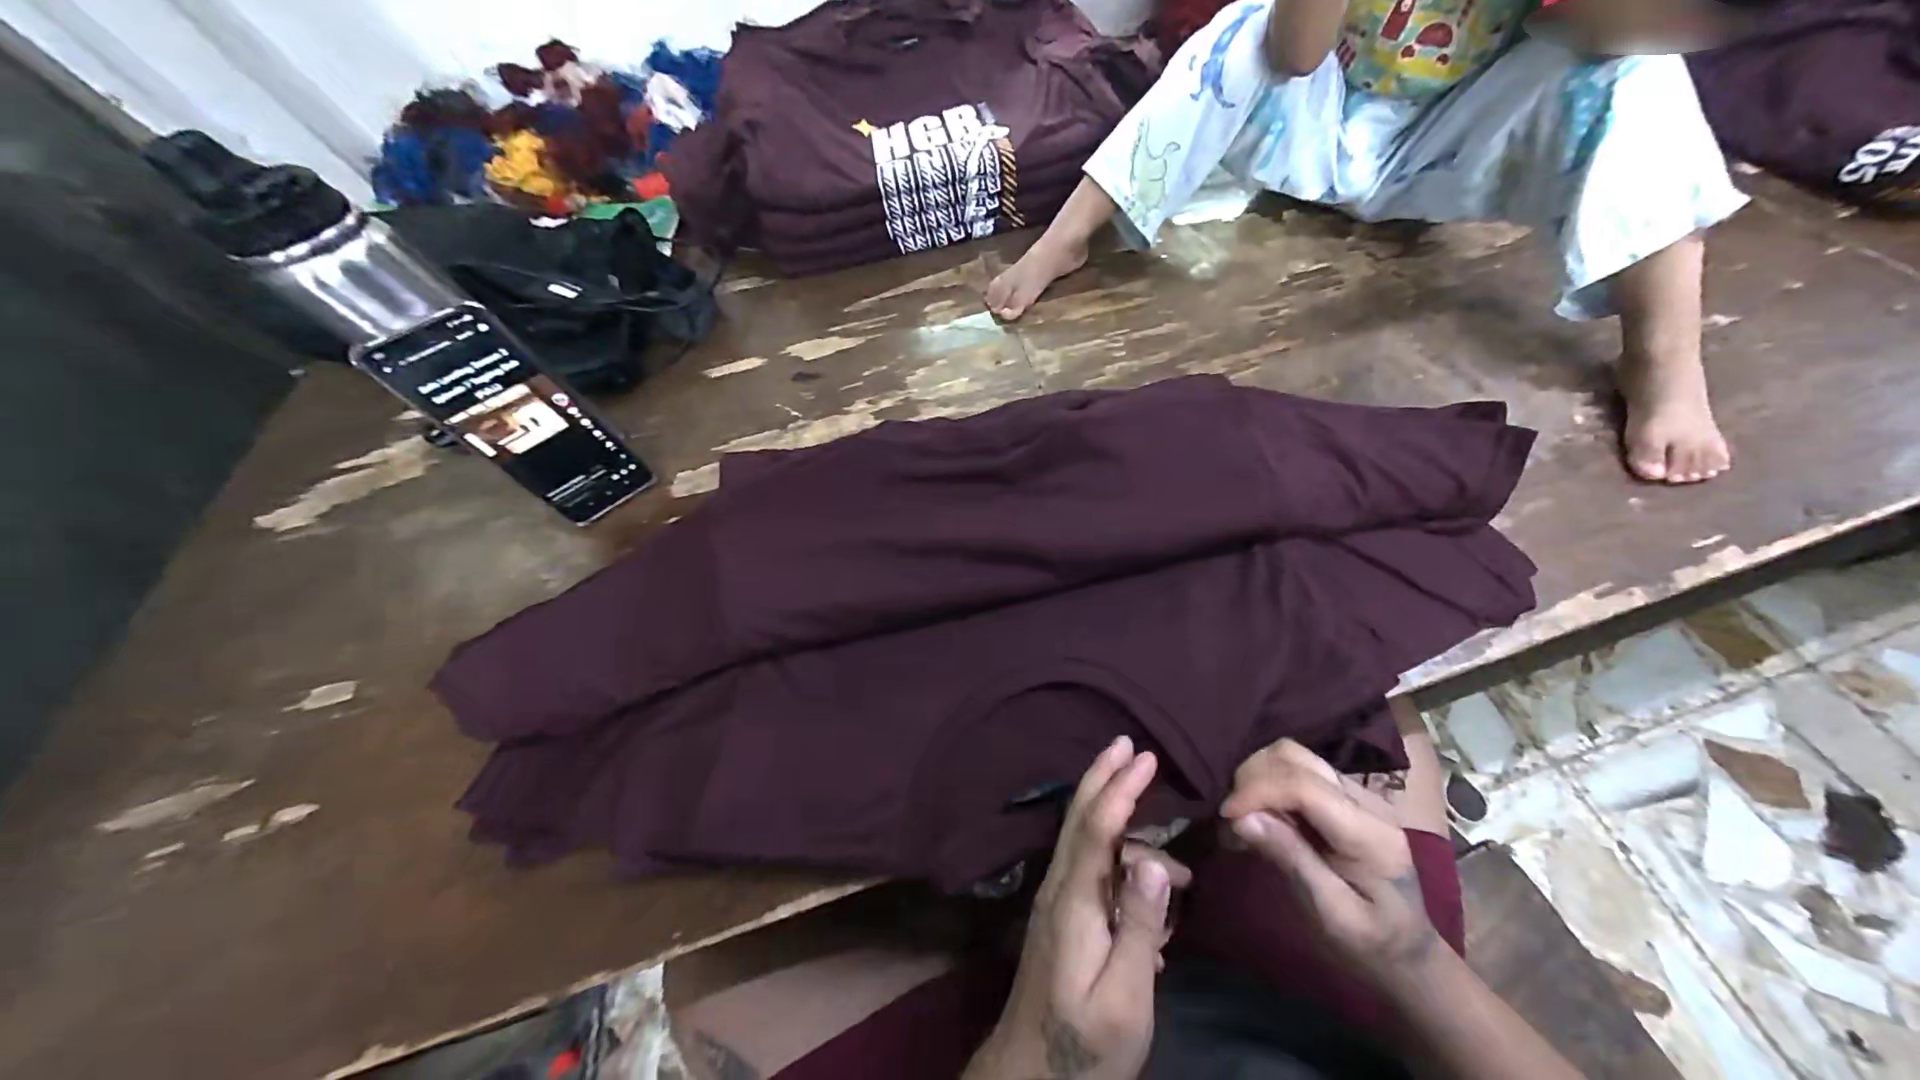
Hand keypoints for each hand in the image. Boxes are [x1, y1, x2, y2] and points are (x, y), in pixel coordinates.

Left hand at [967, 737, 1188, 1079]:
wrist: (1031, 1074)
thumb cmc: (1085, 1044)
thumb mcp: (1125, 997)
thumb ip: (1139, 927)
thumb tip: (1153, 861)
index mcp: (1074, 902)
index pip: (1096, 829)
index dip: (1119, 789)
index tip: (1143, 757)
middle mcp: (1059, 889)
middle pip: (1080, 819)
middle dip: (1103, 778)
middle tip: (1126, 744)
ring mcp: (1057, 902)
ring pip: (1091, 845)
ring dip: (1133, 841)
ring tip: (1183, 881)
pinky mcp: (1063, 917)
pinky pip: (1094, 872)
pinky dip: (1124, 868)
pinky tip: (1155, 904)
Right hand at [1219, 739, 1438, 983]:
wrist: (1409, 950)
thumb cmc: (1371, 943)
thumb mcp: (1332, 915)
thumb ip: (1291, 860)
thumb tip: (1240, 818)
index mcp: (1370, 836)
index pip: (1303, 786)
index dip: (1256, 791)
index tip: (1226, 816)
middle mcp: (1366, 801)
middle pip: (1293, 757)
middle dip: (1251, 778)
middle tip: (1231, 817)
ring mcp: (1356, 792)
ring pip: (1290, 754)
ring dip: (1256, 775)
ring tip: (1242, 813)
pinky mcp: (1343, 793)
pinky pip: (1294, 767)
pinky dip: (1266, 780)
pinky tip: (1259, 812)